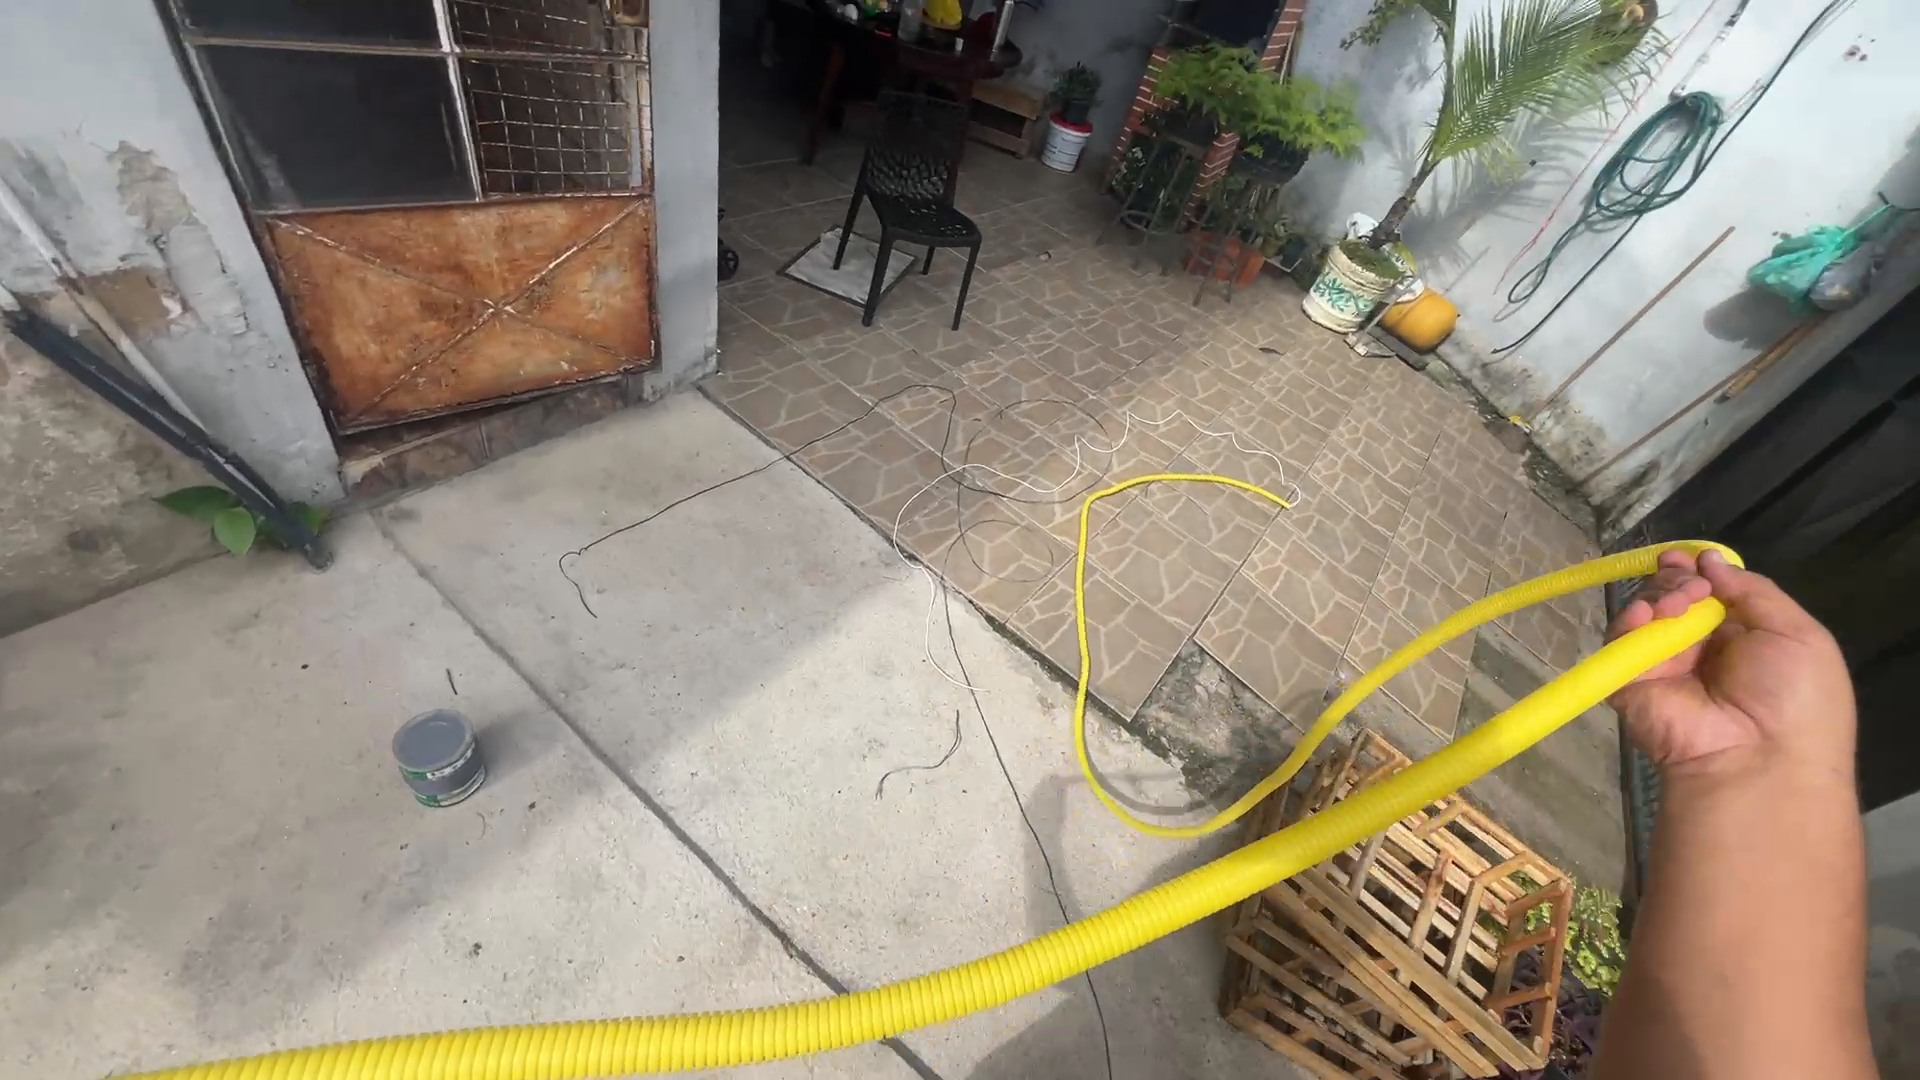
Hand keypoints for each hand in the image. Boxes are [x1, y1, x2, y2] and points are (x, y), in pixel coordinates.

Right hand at [1607, 549, 1854, 778]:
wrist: (1755, 752)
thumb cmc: (1793, 696)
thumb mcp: (1798, 636)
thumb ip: (1755, 592)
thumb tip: (1710, 559)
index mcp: (1740, 635)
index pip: (1709, 592)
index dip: (1697, 571)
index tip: (1687, 557)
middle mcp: (1696, 643)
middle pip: (1672, 594)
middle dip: (1677, 581)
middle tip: (1690, 589)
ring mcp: (1658, 658)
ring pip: (1643, 609)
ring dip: (1658, 597)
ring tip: (1676, 607)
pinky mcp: (1626, 672)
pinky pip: (1618, 636)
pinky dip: (1629, 619)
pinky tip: (1648, 616)